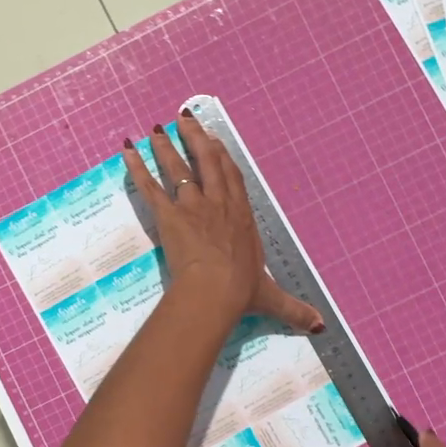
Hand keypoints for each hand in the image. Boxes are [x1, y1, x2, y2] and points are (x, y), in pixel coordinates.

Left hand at [121, 110, 322, 332]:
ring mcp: (193, 207)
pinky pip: (149, 186)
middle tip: (183, 119)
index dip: (223, 156)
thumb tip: (318, 327)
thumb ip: (293, 309)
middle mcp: (219, 204)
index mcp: (242, 217)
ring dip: (165, 146)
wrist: (215, 291)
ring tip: (155, 129)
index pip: (232, 178)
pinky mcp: (169, 216)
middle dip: (195, 138)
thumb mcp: (271, 298)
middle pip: (207, 161)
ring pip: (177, 168)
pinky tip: (127, 150)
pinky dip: (136, 167)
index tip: (215, 140)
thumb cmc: (241, 292)